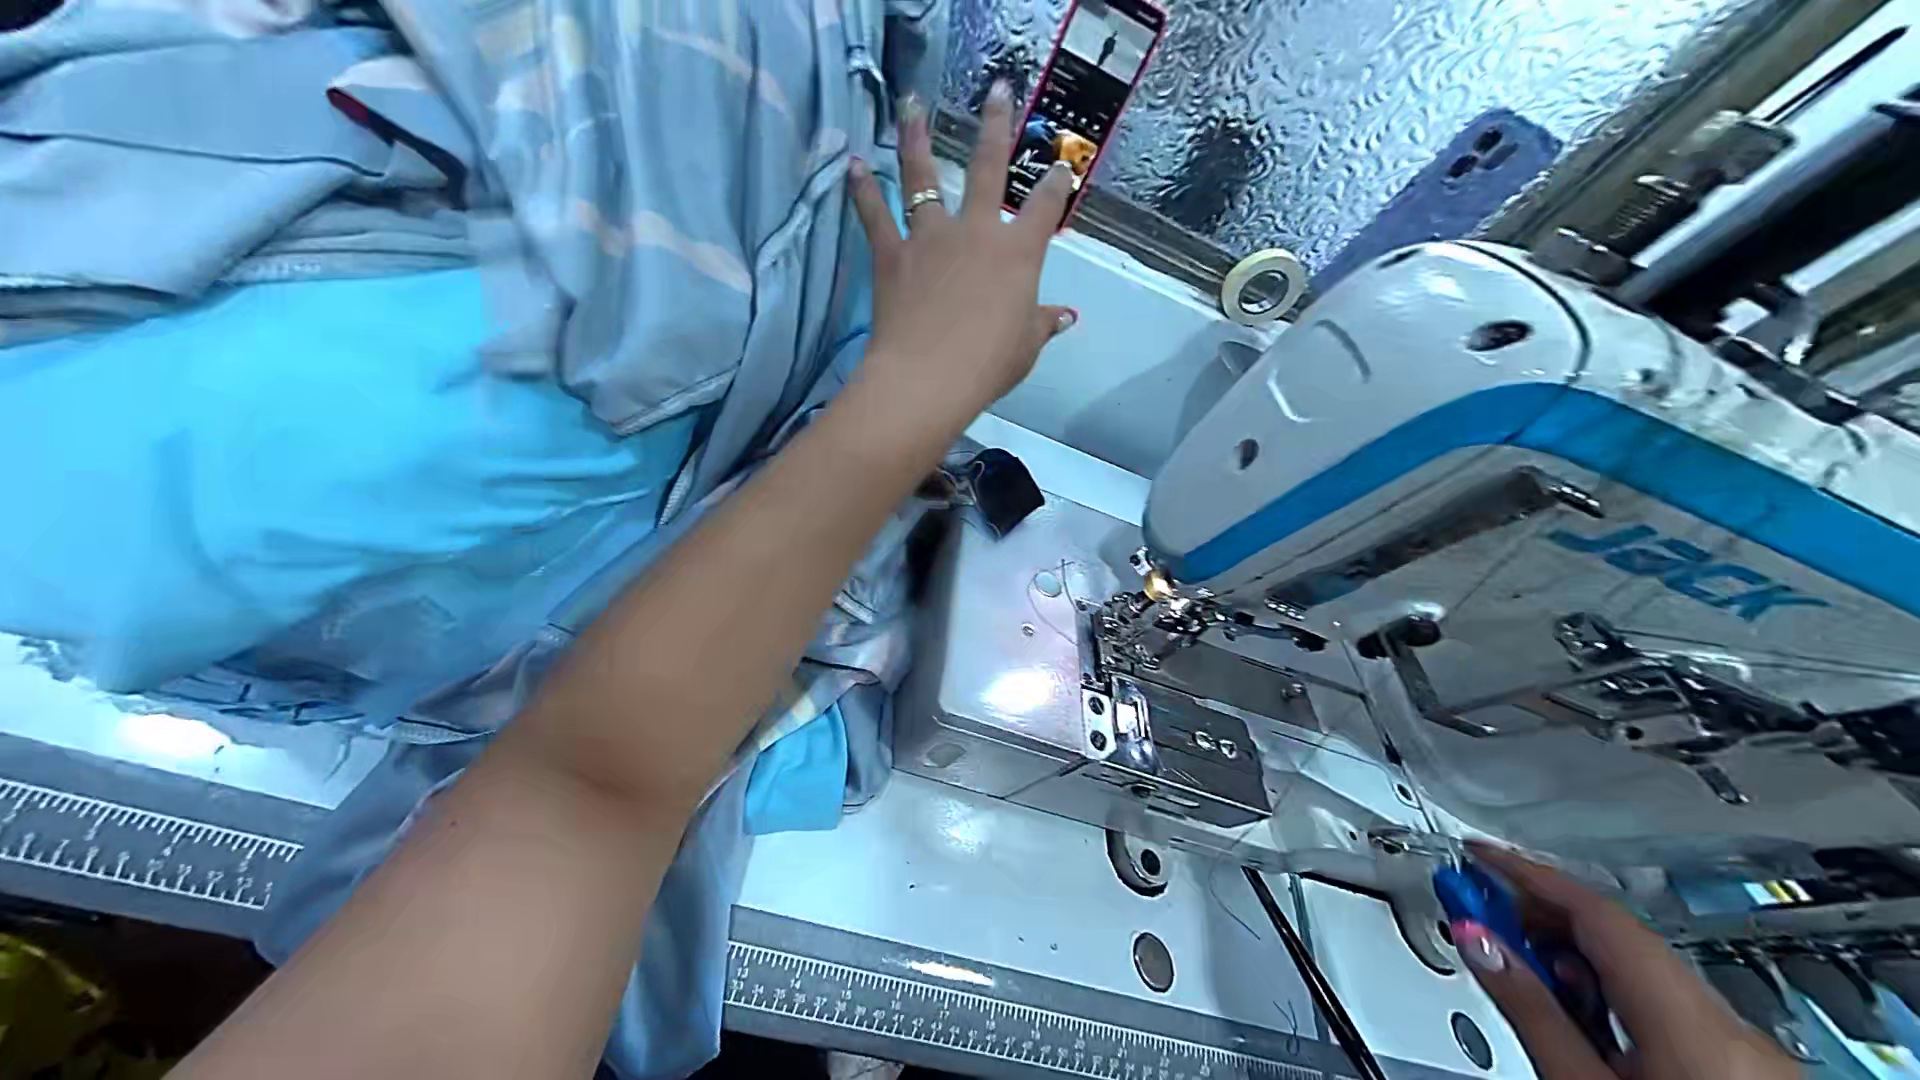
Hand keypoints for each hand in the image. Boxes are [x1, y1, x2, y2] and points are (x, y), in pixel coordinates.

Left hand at [846, 82, 1077, 418]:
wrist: (929, 377)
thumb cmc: (988, 365)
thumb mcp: (1026, 347)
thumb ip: (1043, 324)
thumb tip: (1066, 316)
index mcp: (1018, 253)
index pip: (1044, 208)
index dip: (1056, 185)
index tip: (1061, 168)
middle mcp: (976, 231)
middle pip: (987, 168)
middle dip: (997, 127)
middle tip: (999, 91)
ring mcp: (931, 237)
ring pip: (923, 178)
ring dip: (917, 139)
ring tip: (911, 106)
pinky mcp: (892, 254)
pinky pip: (874, 215)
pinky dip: (862, 190)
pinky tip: (853, 165)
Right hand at [1452, 843, 1797, 1079]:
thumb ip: (1527, 1006)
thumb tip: (1474, 936)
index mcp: (1690, 1023)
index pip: (1594, 911)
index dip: (1527, 873)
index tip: (1475, 855)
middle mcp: (1729, 1027)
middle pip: (1614, 935)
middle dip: (1538, 917)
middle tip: (1475, 914)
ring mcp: (1745, 1050)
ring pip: (1636, 967)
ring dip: (1567, 955)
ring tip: (1521, 977)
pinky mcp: (1743, 1069)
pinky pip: (1659, 1000)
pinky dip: (1602, 987)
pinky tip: (1575, 1017)